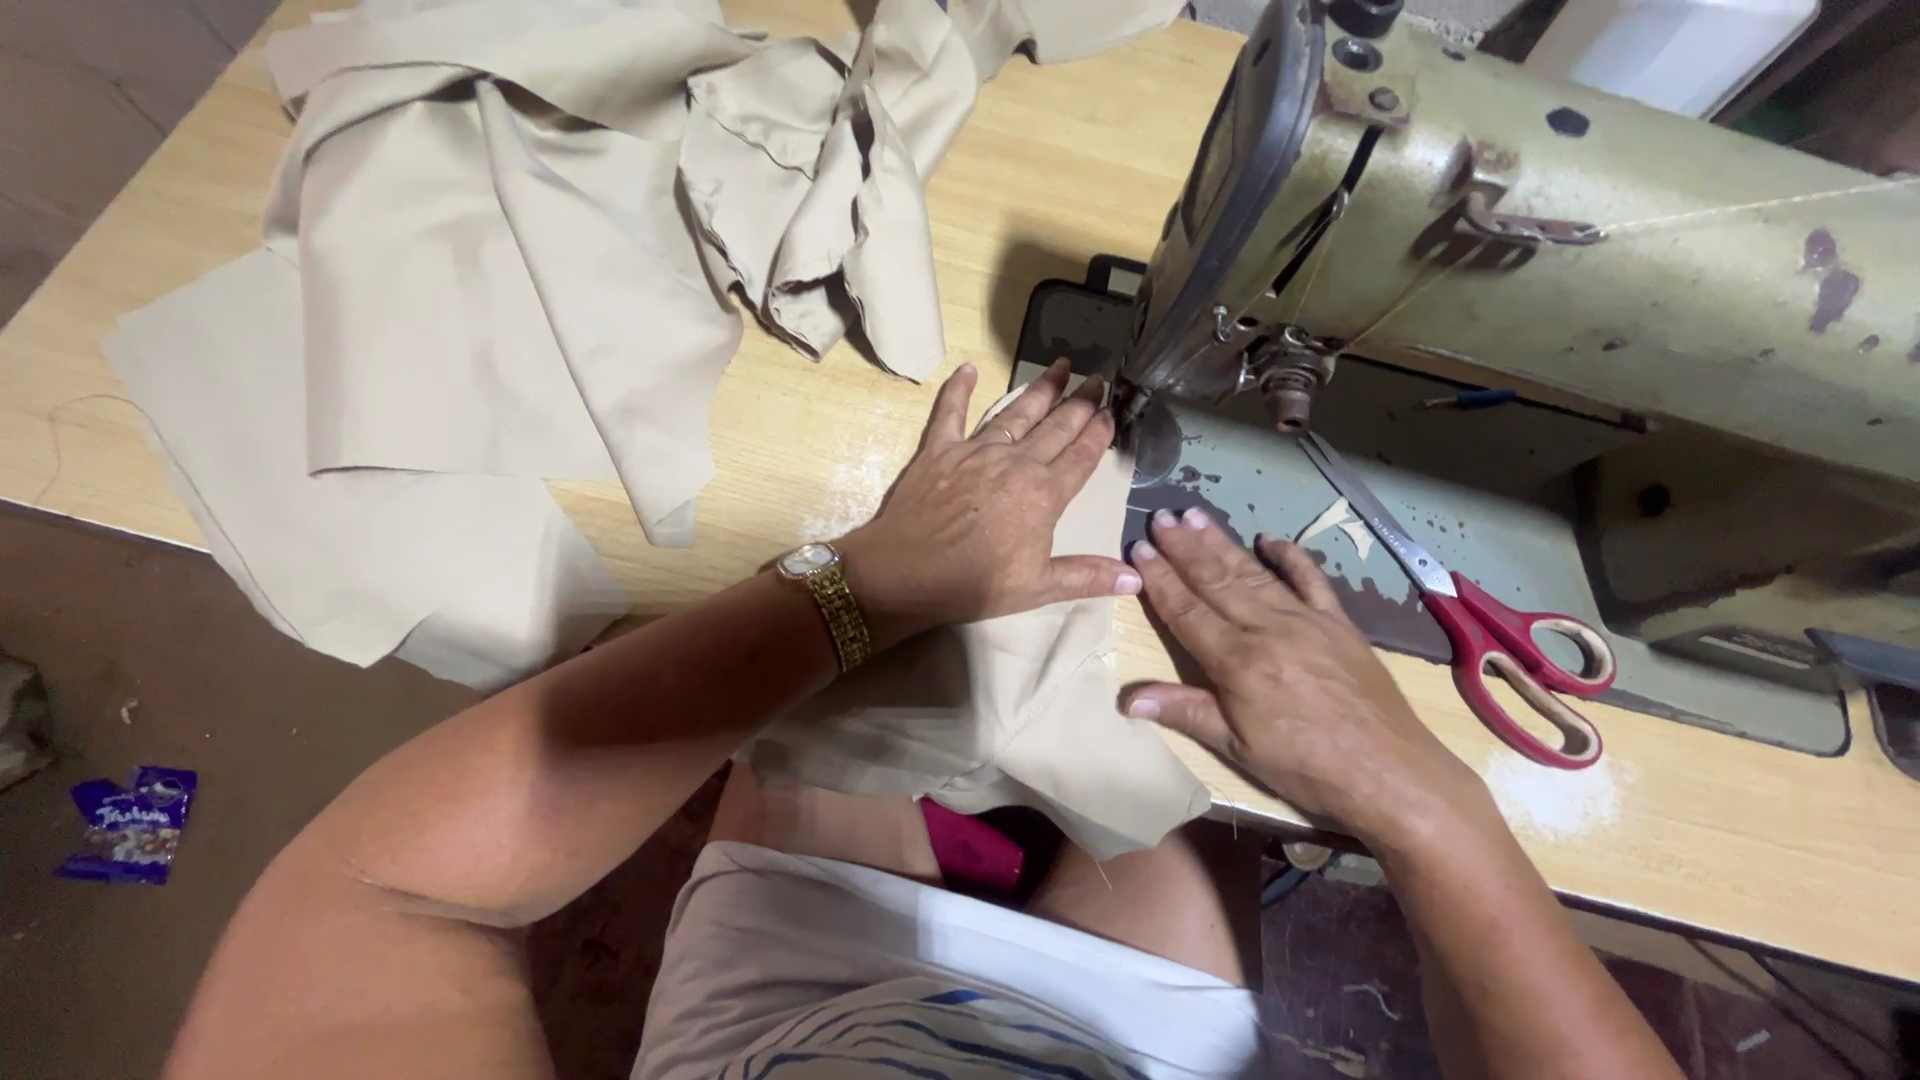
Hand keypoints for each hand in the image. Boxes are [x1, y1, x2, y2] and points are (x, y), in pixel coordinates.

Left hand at [838, 360, 1138, 649]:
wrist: (908, 572)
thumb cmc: (975, 584)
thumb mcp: (1038, 587)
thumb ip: (1086, 577)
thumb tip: (1135, 577)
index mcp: (1044, 494)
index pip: (1081, 456)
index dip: (1098, 434)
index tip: (1111, 412)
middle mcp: (1016, 462)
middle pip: (1055, 427)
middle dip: (1080, 403)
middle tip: (1097, 379)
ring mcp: (976, 451)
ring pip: (1015, 413)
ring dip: (1040, 389)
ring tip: (1060, 366)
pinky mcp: (939, 450)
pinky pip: (950, 412)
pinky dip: (958, 389)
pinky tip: (969, 368)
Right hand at [1123, 508, 1496, 853]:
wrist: (1391, 774)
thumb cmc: (1305, 768)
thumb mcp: (1238, 749)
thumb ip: (1185, 712)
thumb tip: (1128, 698)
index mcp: (1238, 662)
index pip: (1187, 611)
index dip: (1160, 579)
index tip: (1139, 549)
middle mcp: (1269, 630)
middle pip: (1216, 581)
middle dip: (1184, 547)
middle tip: (1160, 517)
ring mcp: (1307, 621)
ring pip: (1254, 573)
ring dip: (1221, 542)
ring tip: (1195, 515)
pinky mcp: (1340, 624)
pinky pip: (1311, 580)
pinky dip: (1291, 556)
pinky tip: (1270, 539)